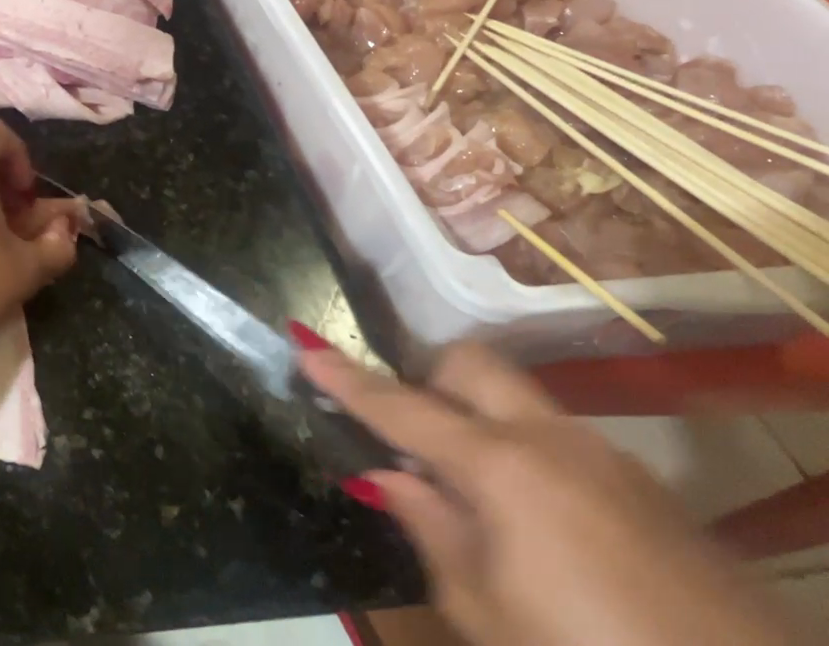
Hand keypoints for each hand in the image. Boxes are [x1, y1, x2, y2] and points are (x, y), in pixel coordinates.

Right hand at [301, 340, 796, 645]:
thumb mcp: (481, 606)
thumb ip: (427, 526)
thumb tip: (387, 477)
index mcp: (500, 467)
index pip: (400, 407)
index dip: (344, 377)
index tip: (301, 342)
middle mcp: (553, 441)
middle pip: (471, 366)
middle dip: (427, 379)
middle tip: (406, 430)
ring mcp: (608, 458)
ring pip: (519, 404)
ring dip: (478, 423)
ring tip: (467, 492)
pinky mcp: (646, 488)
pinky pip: (561, 442)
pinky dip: (524, 455)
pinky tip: (533, 522)